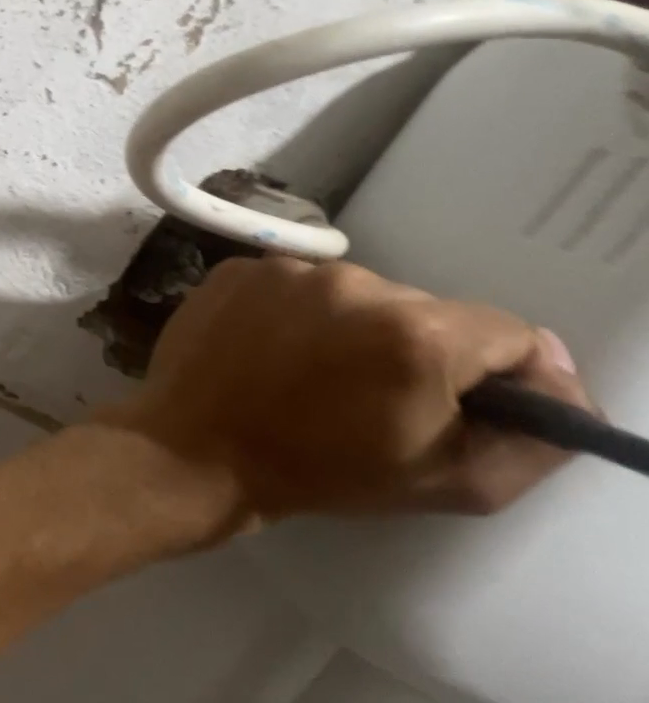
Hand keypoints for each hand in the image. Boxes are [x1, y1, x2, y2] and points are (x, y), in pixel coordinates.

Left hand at [103, 256, 591, 522]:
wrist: (193, 449)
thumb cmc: (319, 470)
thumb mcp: (454, 480)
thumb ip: (536, 435)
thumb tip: (554, 375)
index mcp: (418, 333)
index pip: (506, 333)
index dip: (499, 374)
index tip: (464, 404)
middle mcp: (355, 283)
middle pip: (426, 311)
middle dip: (417, 351)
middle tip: (372, 397)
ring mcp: (286, 270)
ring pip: (357, 295)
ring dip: (352, 328)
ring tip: (313, 374)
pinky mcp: (236, 268)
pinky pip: (294, 285)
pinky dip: (295, 313)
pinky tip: (272, 350)